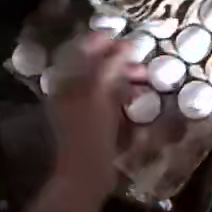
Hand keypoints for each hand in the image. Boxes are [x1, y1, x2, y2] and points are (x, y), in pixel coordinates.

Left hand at [45, 33, 141, 198]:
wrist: (84, 175)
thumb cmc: (90, 134)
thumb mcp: (100, 96)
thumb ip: (110, 67)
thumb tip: (125, 45)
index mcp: (67, 82)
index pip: (82, 50)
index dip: (102, 40)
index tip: (125, 36)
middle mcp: (70, 90)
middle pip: (93, 65)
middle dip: (117, 59)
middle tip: (140, 57)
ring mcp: (80, 107)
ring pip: (102, 81)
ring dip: (122, 75)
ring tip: (144, 76)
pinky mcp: (91, 122)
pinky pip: (107, 98)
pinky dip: (121, 92)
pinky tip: (136, 95)